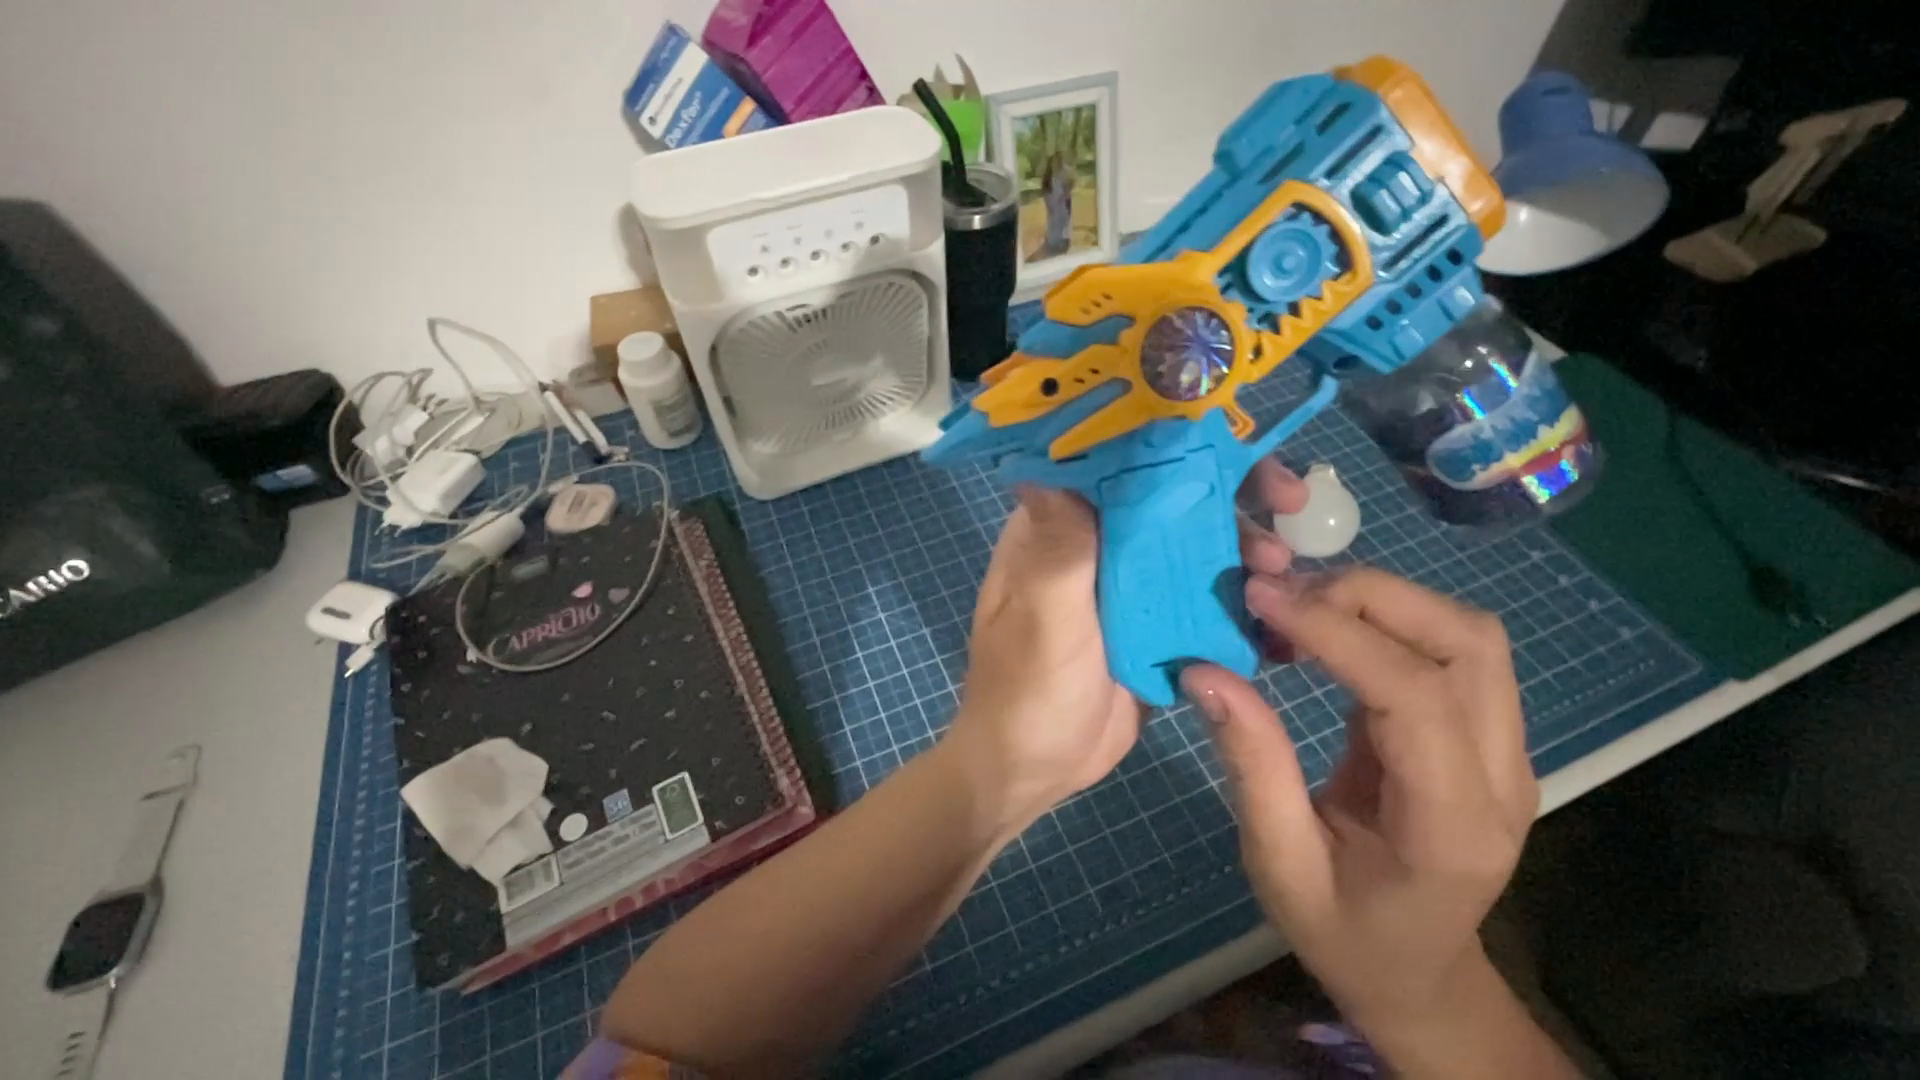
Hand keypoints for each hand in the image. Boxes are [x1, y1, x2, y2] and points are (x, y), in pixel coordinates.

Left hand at [948, 461, 1308, 833]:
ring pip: (1196, 546)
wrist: (1034, 770)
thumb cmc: (1026, 688)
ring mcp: (1129, 584)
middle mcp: (1095, 544)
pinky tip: (1277, 610)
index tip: (1238, 451)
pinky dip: (1242, 597)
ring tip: (1281, 571)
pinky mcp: (1156, 625)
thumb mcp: (1042, 615)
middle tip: (1290, 506)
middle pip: (1171, 498)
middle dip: (1231, 497)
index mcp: (1058, 525)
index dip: (1179, 445)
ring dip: (1244, 550)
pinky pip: (1205, 596)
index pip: (1119, 461)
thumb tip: (1052, 457)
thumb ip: (1061, 543)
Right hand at [1180, 568, 1537, 1037]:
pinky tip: (1326, 632)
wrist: (1418, 973)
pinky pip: (1450, 651)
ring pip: (1468, 634)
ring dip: (1383, 601)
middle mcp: (1502, 776)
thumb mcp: (1279, 862)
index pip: (1416, 695)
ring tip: (1300, 609)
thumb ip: (1252, 764)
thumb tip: (1203, 672)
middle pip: (1466, 642)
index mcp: (1452, 825)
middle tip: (1279, 597)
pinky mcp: (1489, 733)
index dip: (1338, 633)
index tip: (1260, 601)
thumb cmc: (1344, 932)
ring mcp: (1508, 751)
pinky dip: (1387, 621)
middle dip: (1368, 596)